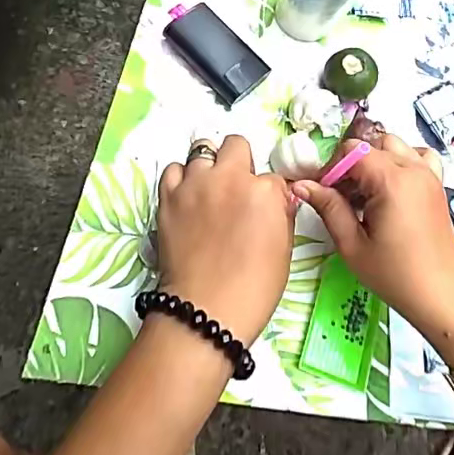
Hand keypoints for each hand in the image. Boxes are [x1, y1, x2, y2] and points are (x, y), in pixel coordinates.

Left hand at [156, 135, 294, 344]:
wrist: (206, 309)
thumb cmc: (253, 288)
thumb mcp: (285, 250)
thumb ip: (281, 215)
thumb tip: (277, 200)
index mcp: (263, 191)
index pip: (272, 177)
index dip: (269, 194)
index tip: (264, 209)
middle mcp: (229, 178)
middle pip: (236, 145)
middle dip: (240, 162)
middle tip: (236, 188)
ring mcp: (195, 184)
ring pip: (202, 149)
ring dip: (209, 166)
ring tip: (208, 189)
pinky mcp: (169, 196)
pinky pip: (173, 170)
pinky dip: (181, 178)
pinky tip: (187, 195)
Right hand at [293, 135, 453, 362]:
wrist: (443, 296)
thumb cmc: (395, 274)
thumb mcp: (352, 245)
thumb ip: (328, 207)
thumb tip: (301, 185)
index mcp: (391, 180)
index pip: (351, 152)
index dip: (331, 168)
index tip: (322, 193)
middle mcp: (413, 169)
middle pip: (370, 145)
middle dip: (350, 165)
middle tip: (341, 196)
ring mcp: (429, 174)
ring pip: (394, 145)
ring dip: (374, 160)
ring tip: (365, 192)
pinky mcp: (437, 184)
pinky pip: (418, 156)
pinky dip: (401, 160)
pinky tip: (391, 186)